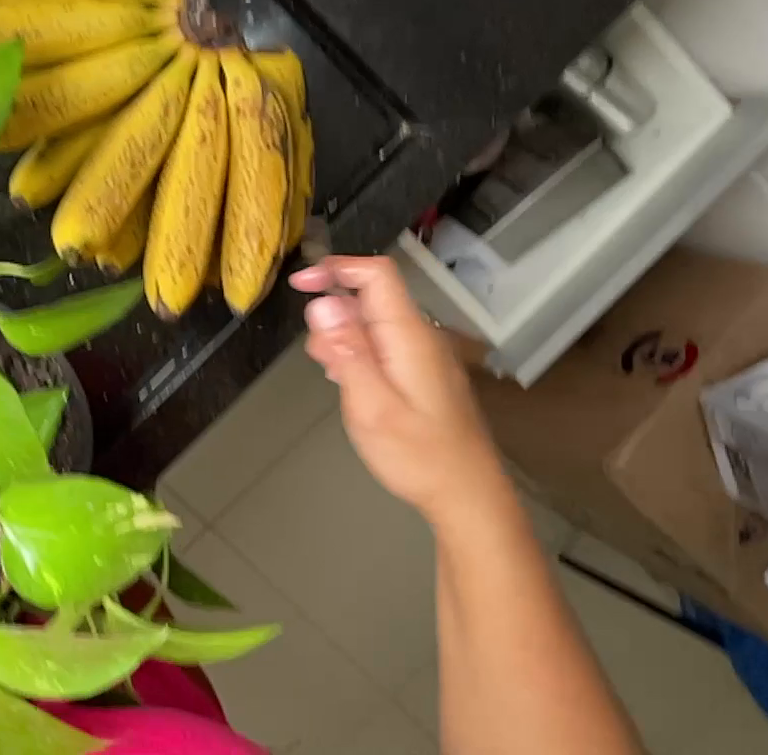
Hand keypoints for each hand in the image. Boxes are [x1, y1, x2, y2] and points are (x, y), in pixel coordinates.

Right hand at [290, 256, 509, 521]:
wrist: (468, 499)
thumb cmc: (417, 456)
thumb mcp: (370, 404)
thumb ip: (346, 351)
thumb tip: (321, 303)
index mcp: (410, 337)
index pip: (376, 274)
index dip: (335, 268)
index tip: (298, 286)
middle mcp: (421, 337)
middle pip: (371, 295)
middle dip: (333, 310)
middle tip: (319, 357)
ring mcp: (425, 355)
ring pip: (374, 320)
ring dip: (342, 334)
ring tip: (333, 374)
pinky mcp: (423, 373)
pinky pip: (383, 342)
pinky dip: (357, 349)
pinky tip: (349, 381)